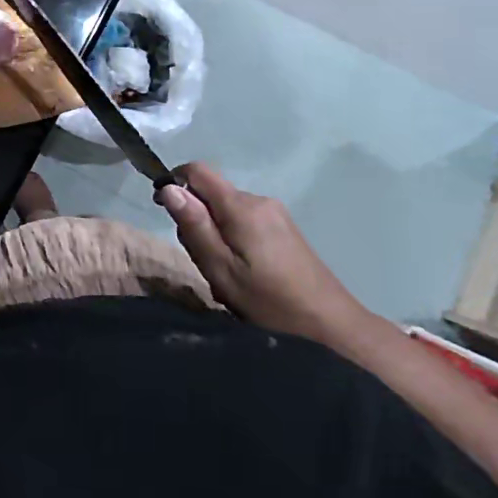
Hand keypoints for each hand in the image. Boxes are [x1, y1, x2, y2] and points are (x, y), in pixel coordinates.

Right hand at [154, 163, 377, 348]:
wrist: (331, 326)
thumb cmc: (269, 301)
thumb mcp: (221, 268)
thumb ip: (194, 226)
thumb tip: (168, 187)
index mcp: (242, 207)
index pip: (197, 171)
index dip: (174, 183)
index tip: (166, 213)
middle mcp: (259, 201)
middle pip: (210, 193)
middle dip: (195, 219)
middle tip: (202, 259)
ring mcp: (275, 214)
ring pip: (225, 209)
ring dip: (213, 232)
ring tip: (223, 271)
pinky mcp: (283, 228)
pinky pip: (243, 220)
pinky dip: (231, 238)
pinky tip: (241, 271)